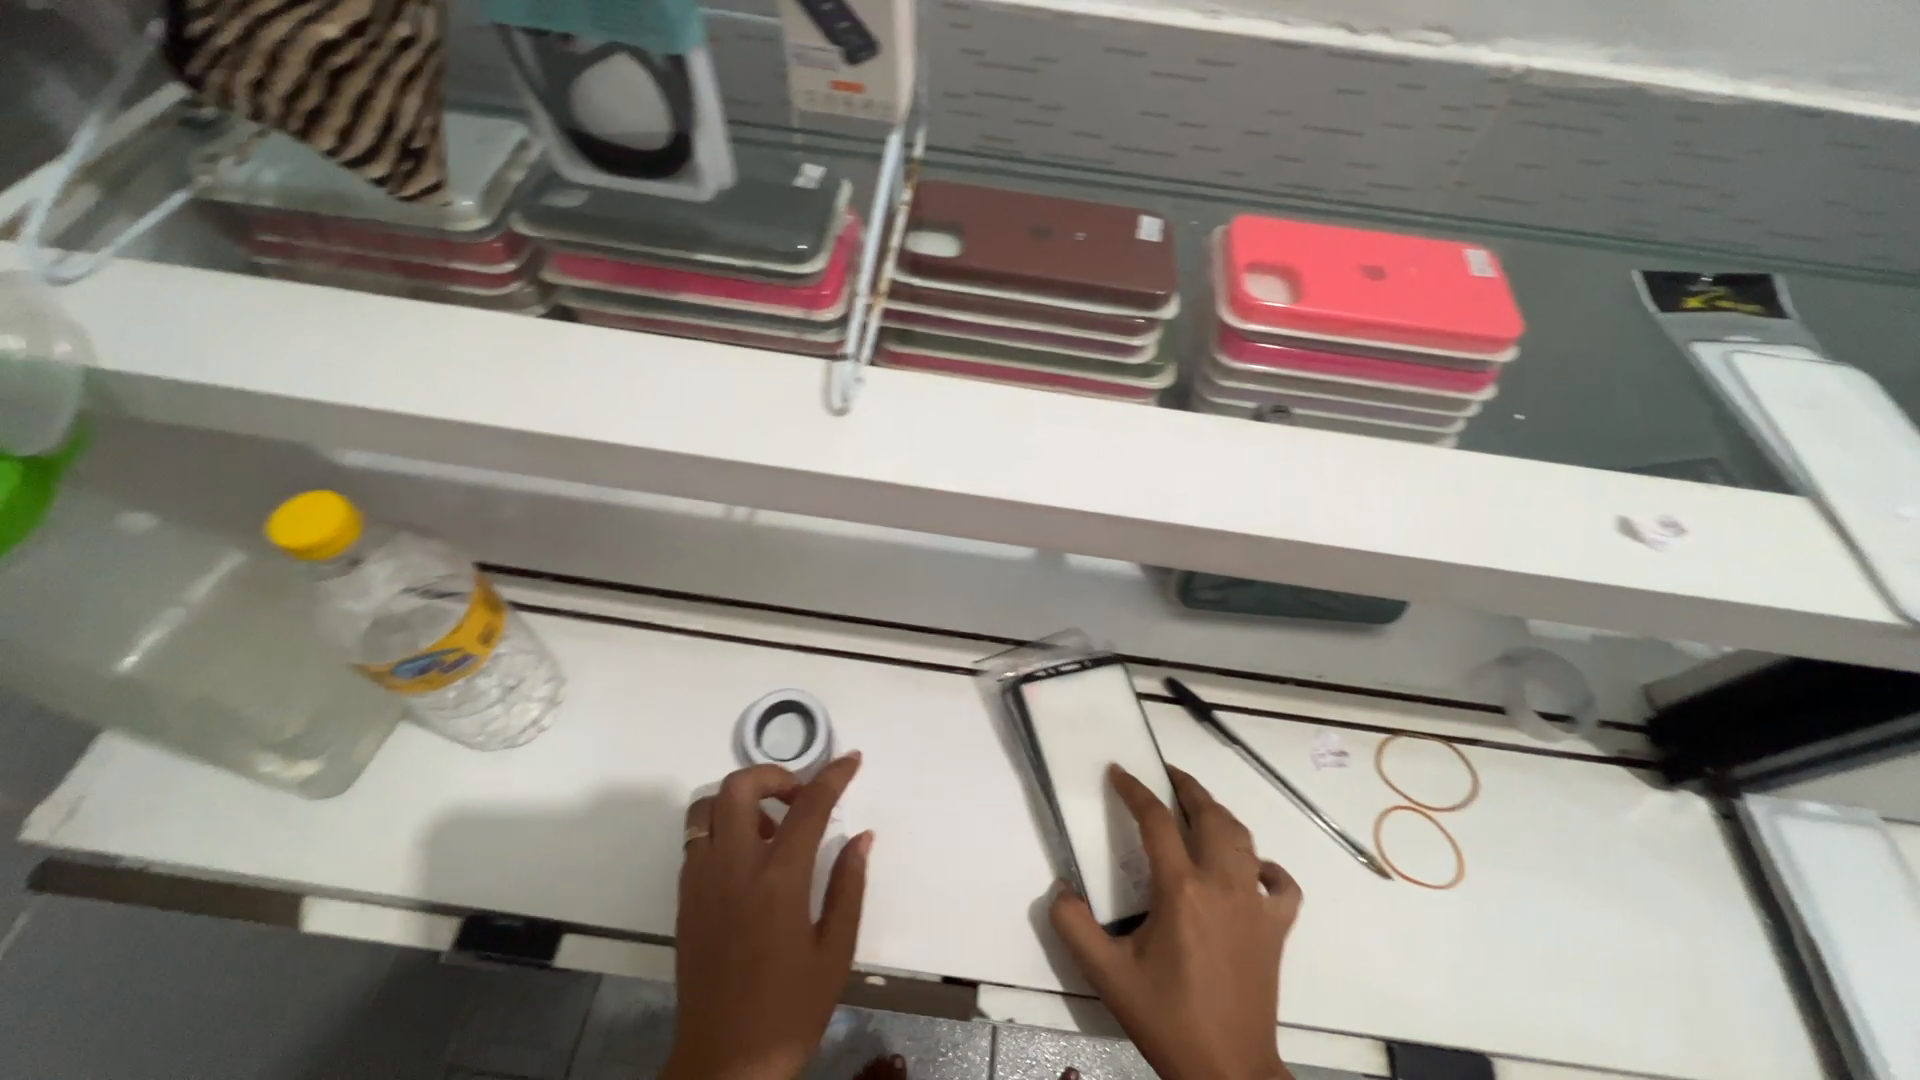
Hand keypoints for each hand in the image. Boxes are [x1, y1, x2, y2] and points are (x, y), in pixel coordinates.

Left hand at [665, 755, 873, 1079]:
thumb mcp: (835, 950)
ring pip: (707, 807)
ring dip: (742, 801)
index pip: (808, 806)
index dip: (833, 776)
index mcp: (778, 880)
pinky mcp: (684, 899)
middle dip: (773, 775)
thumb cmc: (791, 1008)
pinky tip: (750, 859)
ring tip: (772, 828)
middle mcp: (732, 868)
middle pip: (739, 787)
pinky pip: (697, 839)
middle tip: (801, 798)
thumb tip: (861, 836)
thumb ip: (848, 885)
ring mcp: (701, 881)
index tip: (852, 760)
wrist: (725, 1061)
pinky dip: (723, 828)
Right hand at [1051, 765, 1302, 1079]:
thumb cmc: (1166, 1018)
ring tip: (1199, 809)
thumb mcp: (1106, 975)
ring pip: (1244, 839)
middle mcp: (1223, 884)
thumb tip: (1060, 888)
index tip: (1119, 772)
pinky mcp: (1278, 928)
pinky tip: (1251, 869)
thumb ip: (1072, 926)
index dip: (1135, 790)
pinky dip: (1266, 867)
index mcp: (1181, 890)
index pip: (1156, 821)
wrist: (1227, 1068)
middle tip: (1166, 775)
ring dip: (1220, 815)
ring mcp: (1257, 905)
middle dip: (1187, 787)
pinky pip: (1280, 884)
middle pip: (1211, 815)